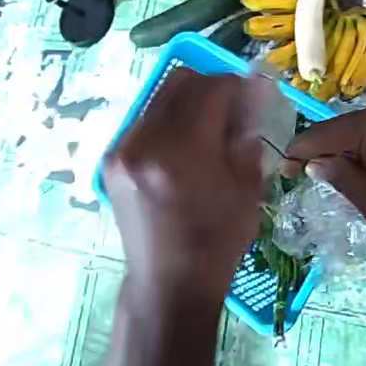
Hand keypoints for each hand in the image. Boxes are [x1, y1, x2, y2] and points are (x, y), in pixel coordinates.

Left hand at [103, 71, 271, 302]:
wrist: (169, 283)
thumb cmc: (217, 242)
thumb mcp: (248, 190)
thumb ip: (246, 139)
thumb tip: (252, 100)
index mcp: (182, 152)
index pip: (211, 89)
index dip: (238, 86)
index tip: (253, 97)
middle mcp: (144, 142)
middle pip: (181, 82)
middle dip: (212, 87)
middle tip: (232, 108)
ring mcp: (122, 150)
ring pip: (159, 96)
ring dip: (189, 100)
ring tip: (208, 127)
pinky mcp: (111, 160)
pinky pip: (144, 119)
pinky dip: (169, 119)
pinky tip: (184, 145)